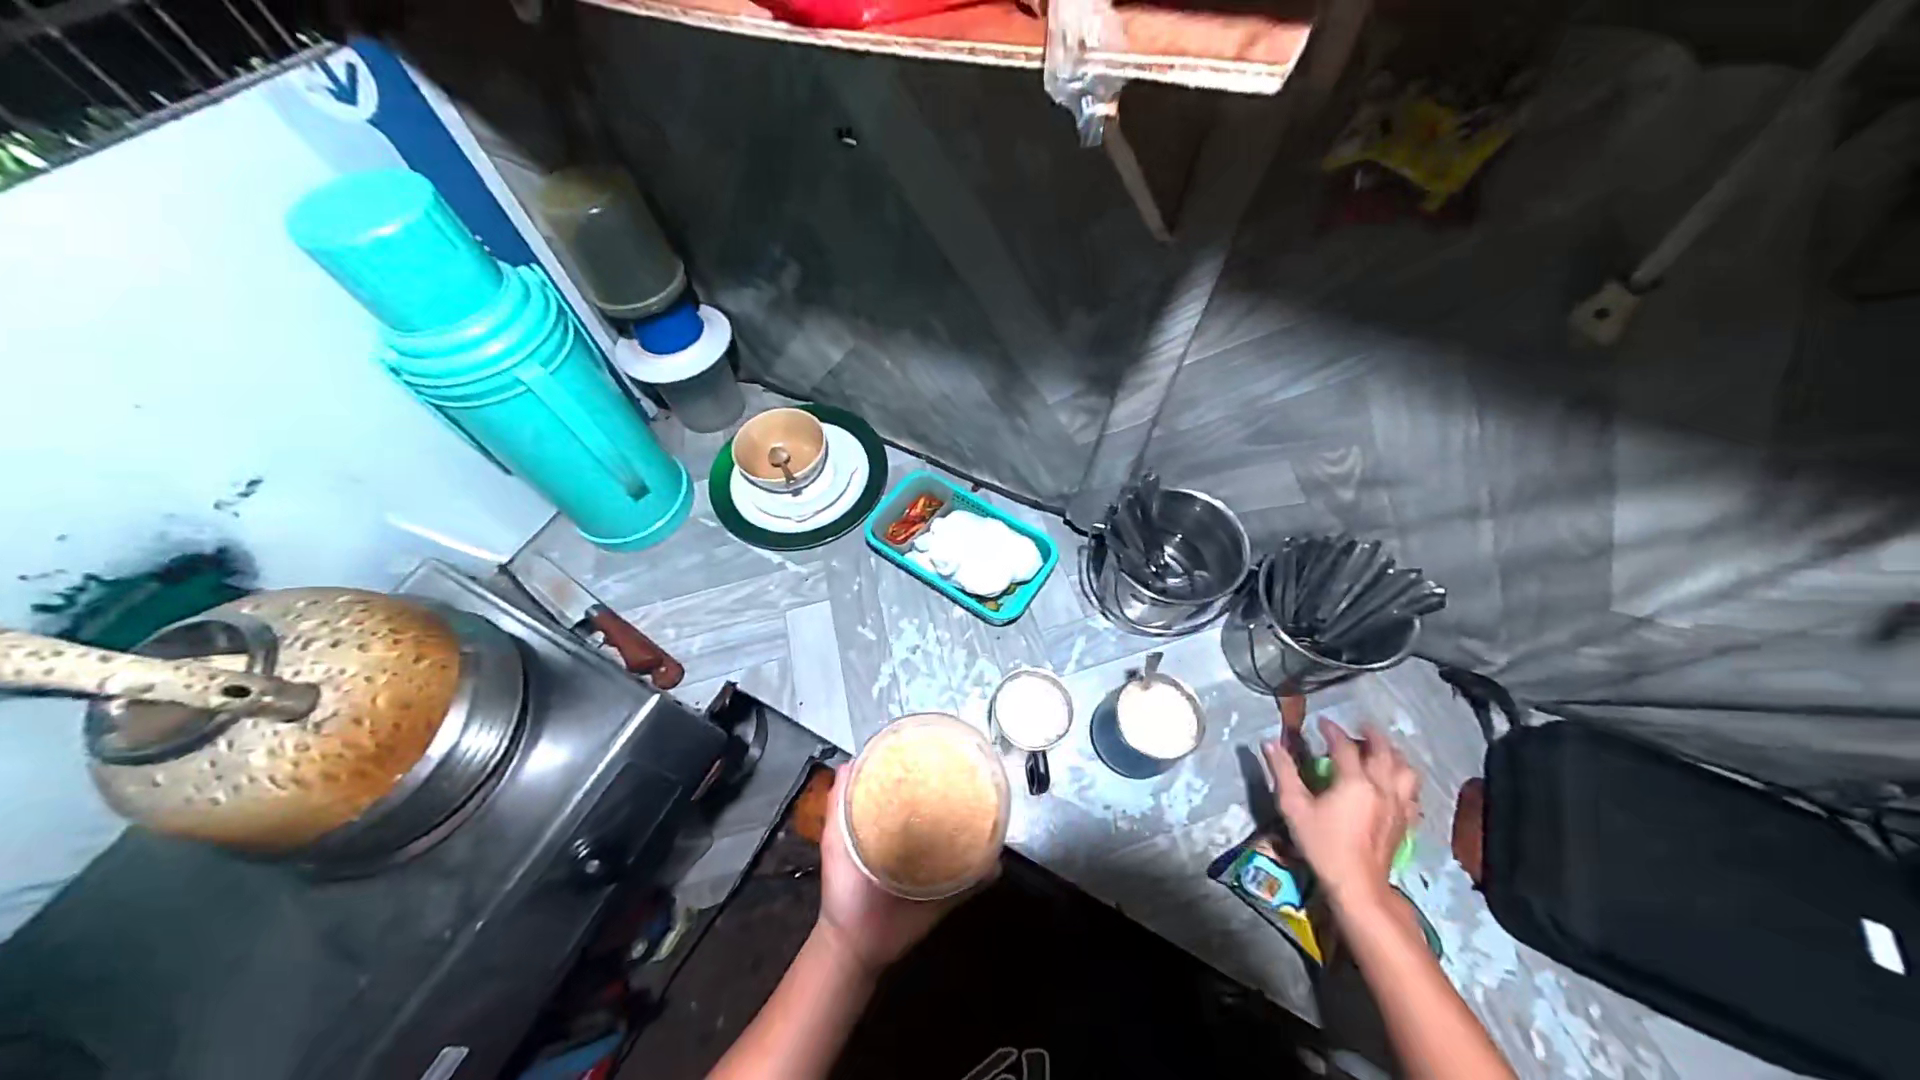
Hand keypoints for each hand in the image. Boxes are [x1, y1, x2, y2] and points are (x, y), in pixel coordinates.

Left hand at [814, 764, 989, 974]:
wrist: (858, 946)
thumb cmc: (844, 892)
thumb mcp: (836, 842)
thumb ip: (838, 806)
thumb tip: (850, 763)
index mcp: (893, 826)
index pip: (913, 792)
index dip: (922, 771)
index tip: (935, 749)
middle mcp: (919, 842)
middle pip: (941, 812)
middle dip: (954, 793)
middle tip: (968, 771)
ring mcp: (937, 867)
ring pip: (961, 840)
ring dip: (974, 824)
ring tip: (988, 802)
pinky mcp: (949, 893)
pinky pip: (973, 876)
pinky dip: (986, 864)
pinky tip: (996, 850)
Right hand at [1262, 718, 1418, 909]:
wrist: (1357, 884)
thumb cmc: (1322, 844)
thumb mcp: (1294, 807)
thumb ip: (1283, 772)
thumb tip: (1270, 743)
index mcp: (1355, 782)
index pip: (1344, 746)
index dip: (1332, 730)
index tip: (1321, 722)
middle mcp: (1382, 788)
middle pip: (1384, 752)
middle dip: (1372, 735)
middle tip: (1359, 726)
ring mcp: (1398, 805)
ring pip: (1405, 770)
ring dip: (1394, 755)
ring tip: (1382, 750)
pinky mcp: (1405, 821)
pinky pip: (1412, 792)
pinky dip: (1404, 780)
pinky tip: (1395, 782)